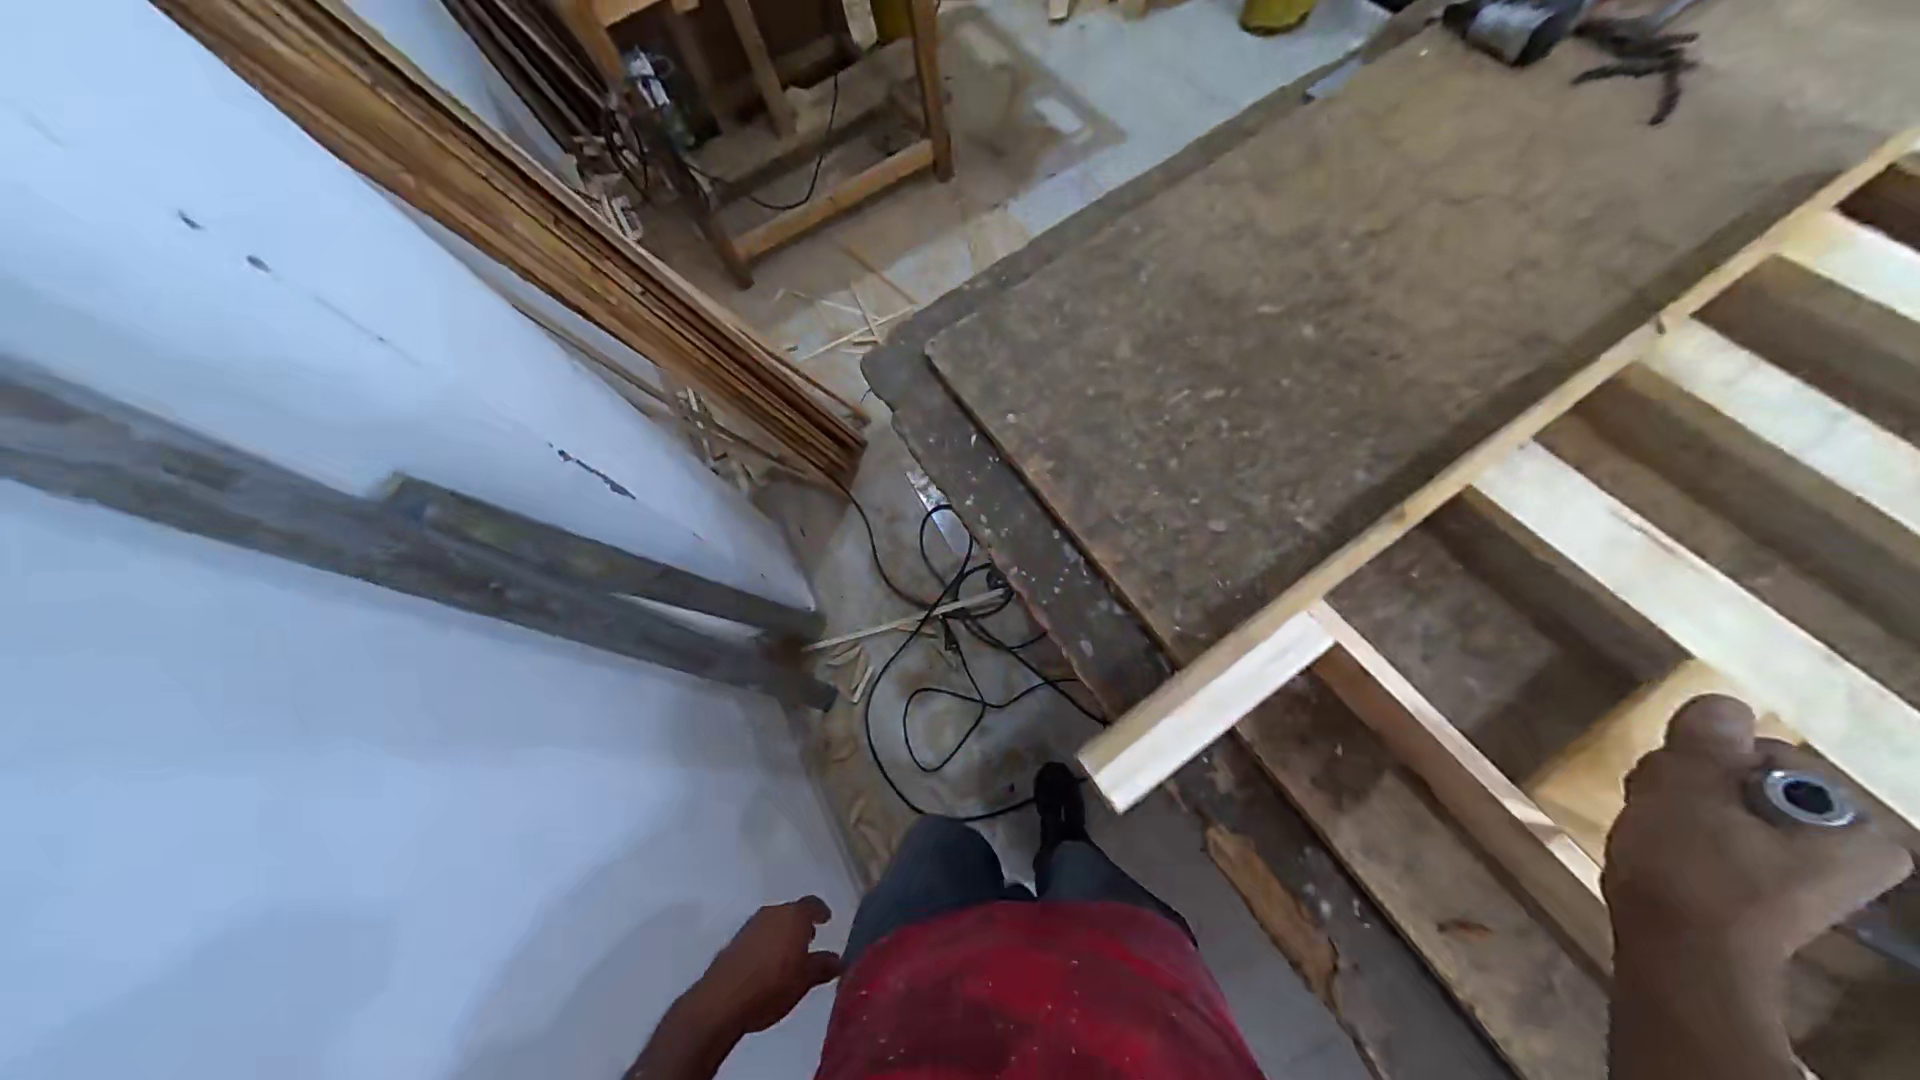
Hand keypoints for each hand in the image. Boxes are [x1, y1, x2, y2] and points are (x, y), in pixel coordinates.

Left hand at [685, 896, 843, 1036]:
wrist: (722, 1001)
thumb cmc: (772, 985)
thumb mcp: (805, 980)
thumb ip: (823, 966)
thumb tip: (839, 960)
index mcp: (794, 916)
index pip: (812, 904)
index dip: (820, 911)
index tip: (826, 919)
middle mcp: (772, 913)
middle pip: (791, 912)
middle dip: (800, 924)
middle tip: (810, 939)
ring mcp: (750, 926)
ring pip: (773, 923)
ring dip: (782, 934)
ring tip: (789, 955)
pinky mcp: (733, 943)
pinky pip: (757, 936)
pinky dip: (766, 944)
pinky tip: (767, 964)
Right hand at [1603, 695, 1911, 965]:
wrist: (1676, 952)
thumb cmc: (1689, 870)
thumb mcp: (1686, 791)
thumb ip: (1706, 742)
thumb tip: (1724, 703)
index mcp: (1851, 828)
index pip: (1764, 754)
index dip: (1703, 761)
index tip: (1671, 786)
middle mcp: (1845, 849)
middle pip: (1741, 779)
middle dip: (1685, 783)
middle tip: (1654, 806)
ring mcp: (1804, 871)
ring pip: (1721, 804)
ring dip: (1672, 803)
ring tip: (1648, 828)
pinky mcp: (1764, 885)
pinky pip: (1717, 833)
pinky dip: (1680, 830)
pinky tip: (1657, 845)